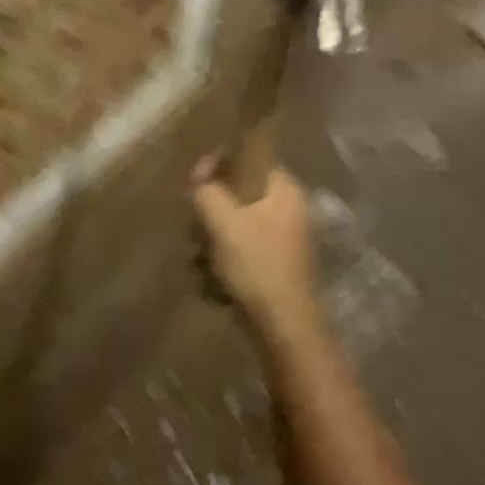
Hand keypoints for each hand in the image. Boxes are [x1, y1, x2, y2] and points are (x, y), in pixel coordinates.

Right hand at [191, 158, 319, 328]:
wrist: (285, 327)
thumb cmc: (257, 267)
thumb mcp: (224, 223)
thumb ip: (207, 193)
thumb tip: (200, 181)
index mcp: (285, 191)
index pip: (250, 158)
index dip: (220, 164)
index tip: (195, 183)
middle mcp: (289, 210)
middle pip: (240, 193)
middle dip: (211, 208)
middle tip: (194, 225)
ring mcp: (284, 239)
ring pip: (237, 222)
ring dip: (213, 237)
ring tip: (198, 257)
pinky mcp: (275, 265)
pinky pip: (242, 248)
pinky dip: (224, 258)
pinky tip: (209, 277)